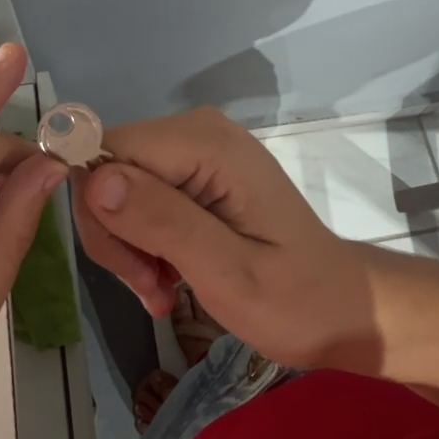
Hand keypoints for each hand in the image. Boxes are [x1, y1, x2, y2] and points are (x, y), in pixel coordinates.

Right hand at [69, 108, 383, 373]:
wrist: (341, 307)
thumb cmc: (295, 300)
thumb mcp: (229, 274)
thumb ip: (164, 222)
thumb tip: (97, 181)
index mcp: (208, 144)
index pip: (111, 150)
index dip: (101, 208)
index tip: (129, 266)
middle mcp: (197, 130)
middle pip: (109, 166)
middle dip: (114, 232)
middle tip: (148, 286)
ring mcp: (196, 148)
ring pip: (116, 184)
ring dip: (127, 243)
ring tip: (160, 289)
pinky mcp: (194, 169)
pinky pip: (138, 194)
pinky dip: (141, 239)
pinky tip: (164, 277)